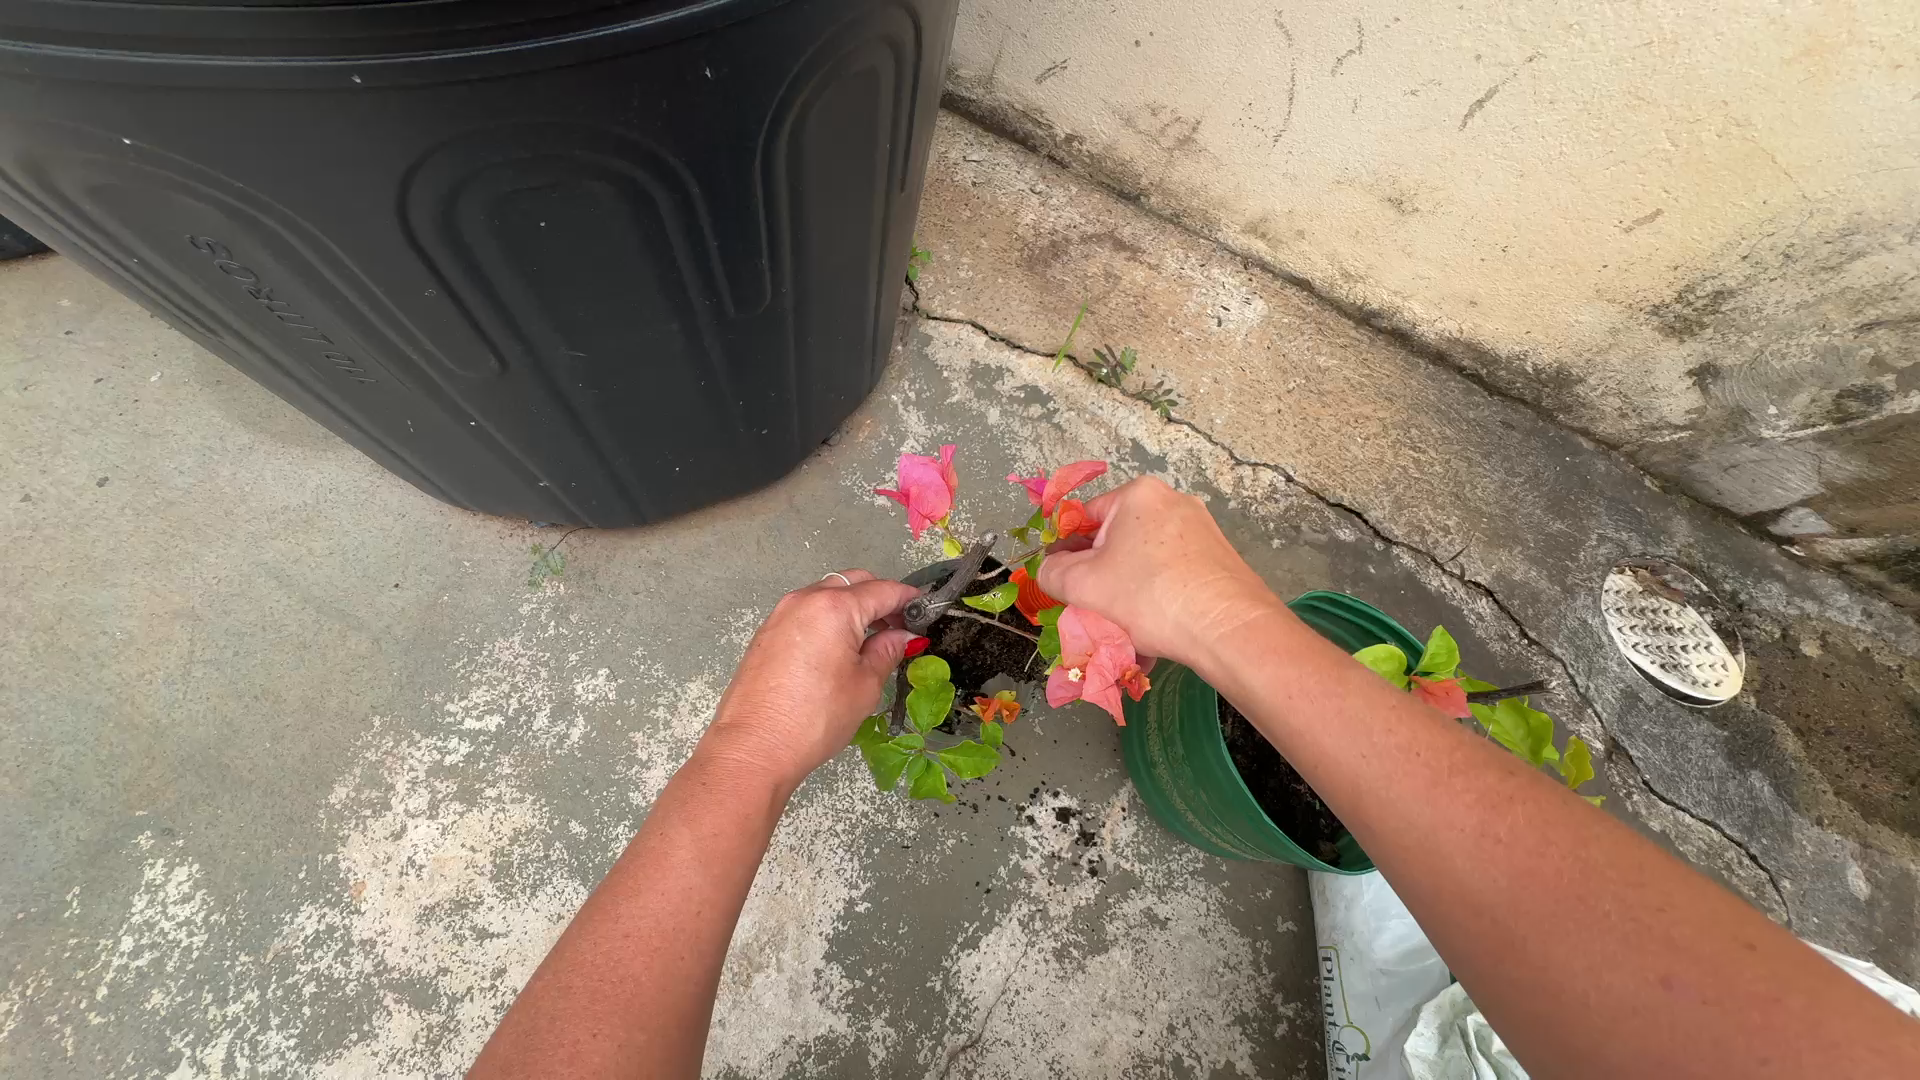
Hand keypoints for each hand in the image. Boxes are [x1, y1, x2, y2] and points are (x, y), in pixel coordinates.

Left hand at [701, 570, 920, 792]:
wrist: (752, 747)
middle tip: (899, 628)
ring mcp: (782, 613)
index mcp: (835, 607)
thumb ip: (887, 652)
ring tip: (870, 642)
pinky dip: (828, 619)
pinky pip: (807, 611)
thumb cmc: (814, 718)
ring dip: (852, 608)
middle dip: (880, 598)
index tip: (924, 610)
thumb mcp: (864, 686)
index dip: (908, 598)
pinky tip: (838, 649)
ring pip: (827, 594)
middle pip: (853, 583)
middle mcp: (806, 600)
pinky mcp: (767, 632)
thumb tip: (903, 637)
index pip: (883, 590)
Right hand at [1038, 477, 1287, 666]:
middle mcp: (1172, 502)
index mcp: (1137, 495)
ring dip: (1127, 594)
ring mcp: (1200, 529)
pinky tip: (1153, 632)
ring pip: (1143, 562)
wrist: (1228, 629)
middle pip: (1115, 541)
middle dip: (1100, 577)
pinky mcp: (1217, 557)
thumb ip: (1052, 572)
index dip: (1066, 551)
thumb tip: (1050, 568)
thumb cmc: (1150, 598)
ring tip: (1123, 631)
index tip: (1063, 583)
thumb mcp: (1083, 585)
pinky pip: (1171, 575)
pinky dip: (1156, 599)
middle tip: (1092, 611)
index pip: (1083, 518)